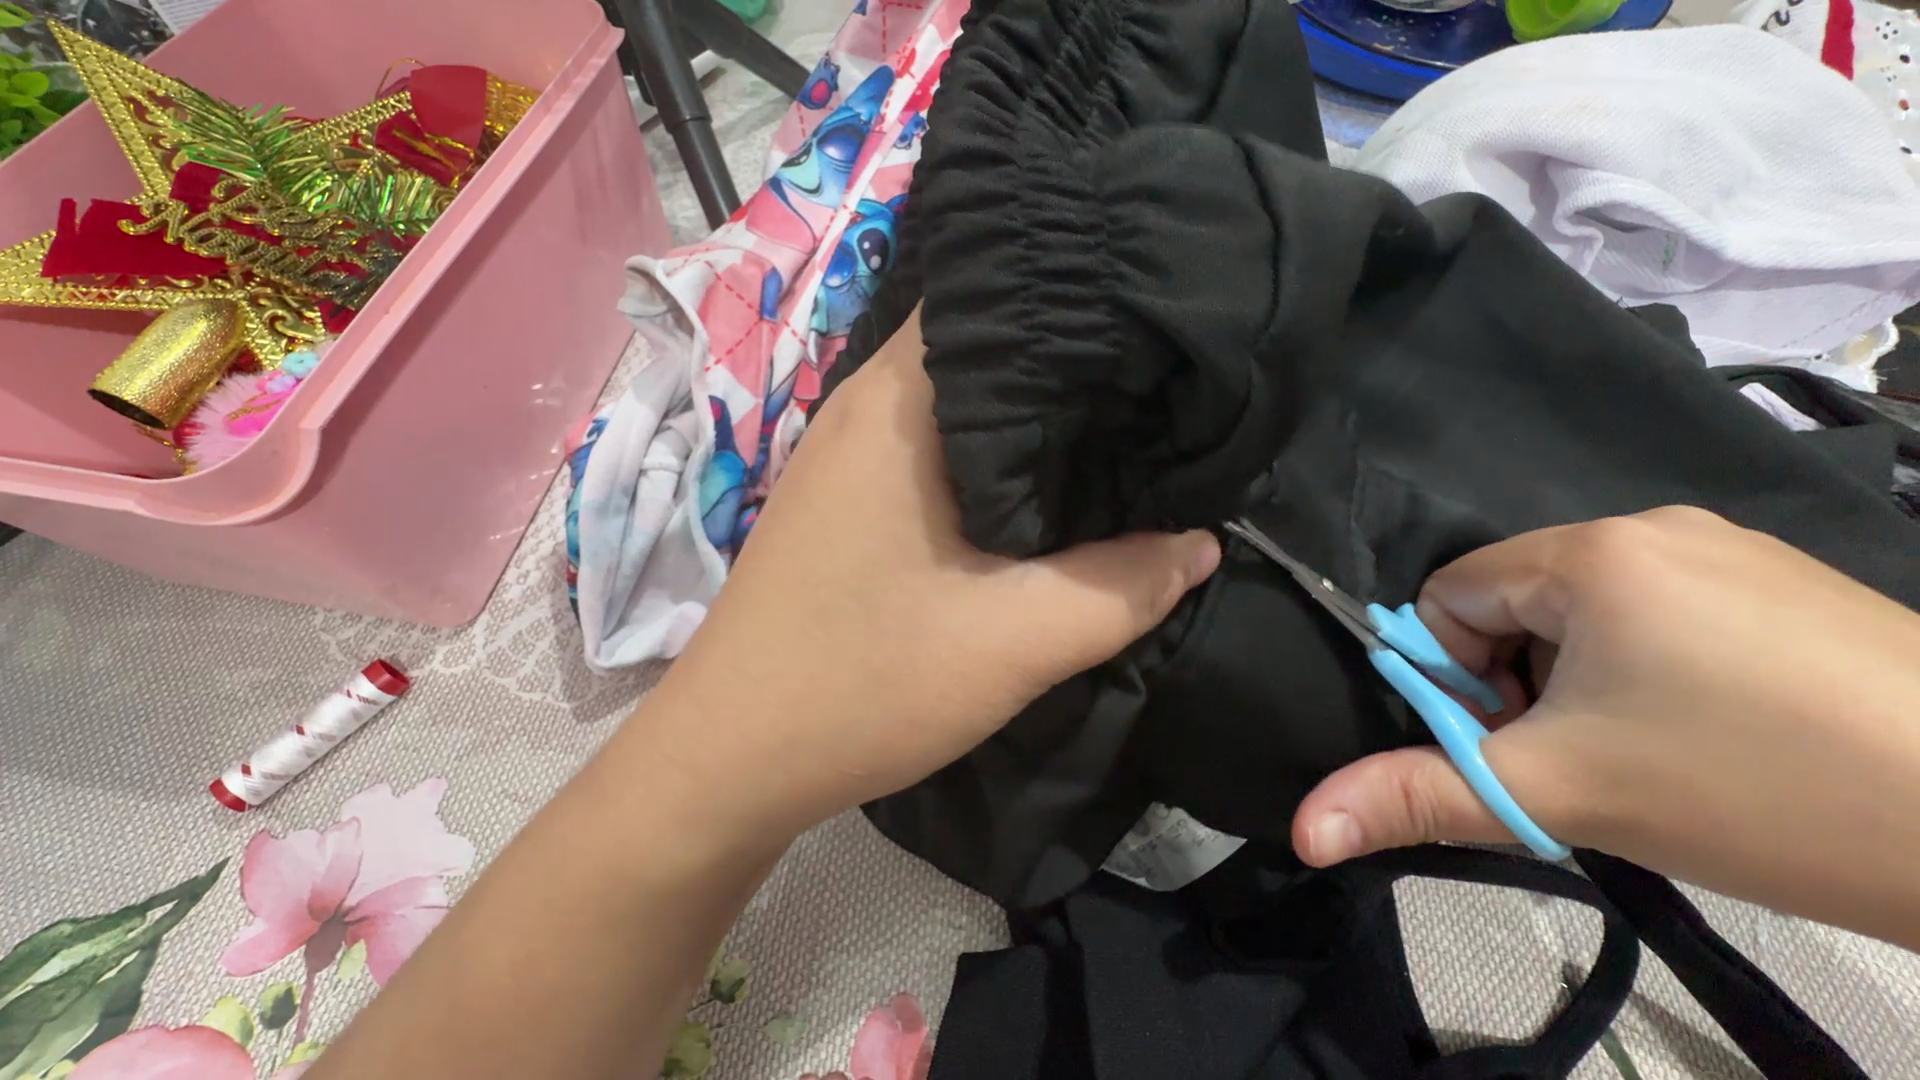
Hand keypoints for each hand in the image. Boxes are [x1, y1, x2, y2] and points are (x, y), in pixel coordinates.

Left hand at [627, 309, 1220, 842]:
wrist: (731, 760)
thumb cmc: (863, 684)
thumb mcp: (1015, 641)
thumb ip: (1121, 588)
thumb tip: (1202, 542)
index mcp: (896, 403)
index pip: (990, 294)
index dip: (1076, 301)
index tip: (1154, 325)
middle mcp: (862, 408)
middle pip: (980, 352)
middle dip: (1068, 369)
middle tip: (1161, 383)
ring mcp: (845, 457)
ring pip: (956, 407)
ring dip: (1029, 425)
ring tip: (1121, 433)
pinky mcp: (844, 505)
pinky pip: (932, 453)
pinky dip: (990, 463)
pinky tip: (1039, 497)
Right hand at [1292, 507, 1919, 946]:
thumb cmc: (1755, 787)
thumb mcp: (1561, 792)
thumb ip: (1417, 798)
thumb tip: (1303, 831)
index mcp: (1591, 551)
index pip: (1451, 594)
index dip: (1458, 676)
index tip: (1523, 742)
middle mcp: (1655, 528)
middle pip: (1517, 604)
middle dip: (1521, 685)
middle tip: (1588, 759)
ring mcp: (1731, 551)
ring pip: (1588, 615)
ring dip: (1582, 684)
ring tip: (1653, 753)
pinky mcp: (1788, 585)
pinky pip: (1662, 615)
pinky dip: (1650, 672)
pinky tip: (1716, 733)